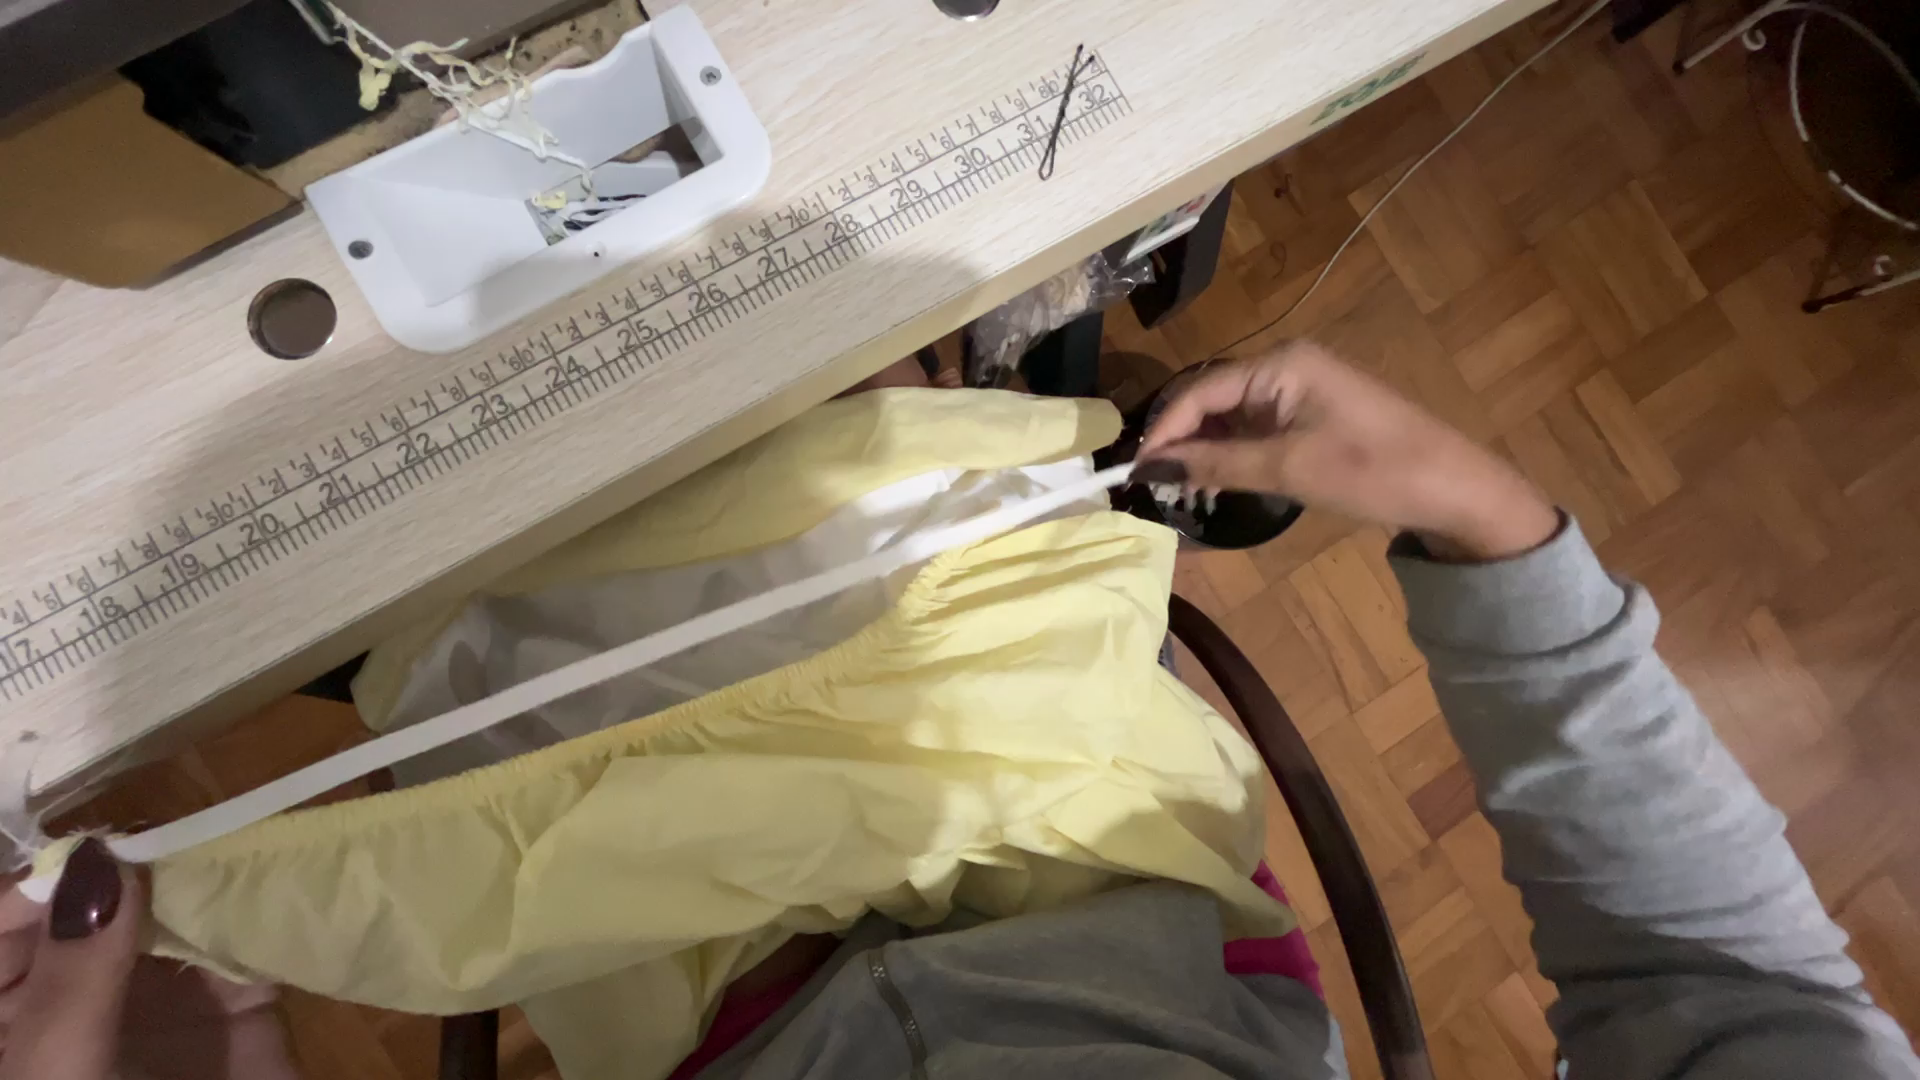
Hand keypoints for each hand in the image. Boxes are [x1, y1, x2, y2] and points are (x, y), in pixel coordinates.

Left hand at [0, 840, 295, 1079]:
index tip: (117, 849)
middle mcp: (72, 1000)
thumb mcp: (53, 1075)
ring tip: (249, 843)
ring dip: (215, 878)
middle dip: (147, 868)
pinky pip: (248, 940)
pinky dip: (269, 906)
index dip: (50, 882)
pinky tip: (289, 879)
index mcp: (4, 1017)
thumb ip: (70, 978)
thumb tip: (102, 859)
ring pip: (181, 914)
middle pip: (101, 910)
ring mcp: (157, 1000)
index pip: (9, 921)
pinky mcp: (236, 1000)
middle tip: (198, 836)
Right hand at [1137, 343, 1557, 559]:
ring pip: (1227, 417)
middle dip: (1178, 440)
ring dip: (1200, 450)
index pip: (1199, 391)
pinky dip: (1227, 455)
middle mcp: (1284, 367)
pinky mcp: (1308, 415)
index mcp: (1280, 364)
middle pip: (1209, 399)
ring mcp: (1298, 391)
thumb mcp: (1287, 468)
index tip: (1136, 472)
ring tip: (1177, 488)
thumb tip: (1150, 468)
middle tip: (1153, 484)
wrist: (1457, 491)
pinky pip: (1251, 430)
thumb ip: (1214, 464)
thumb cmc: (1373, 471)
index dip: (1163, 430)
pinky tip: (1213, 481)